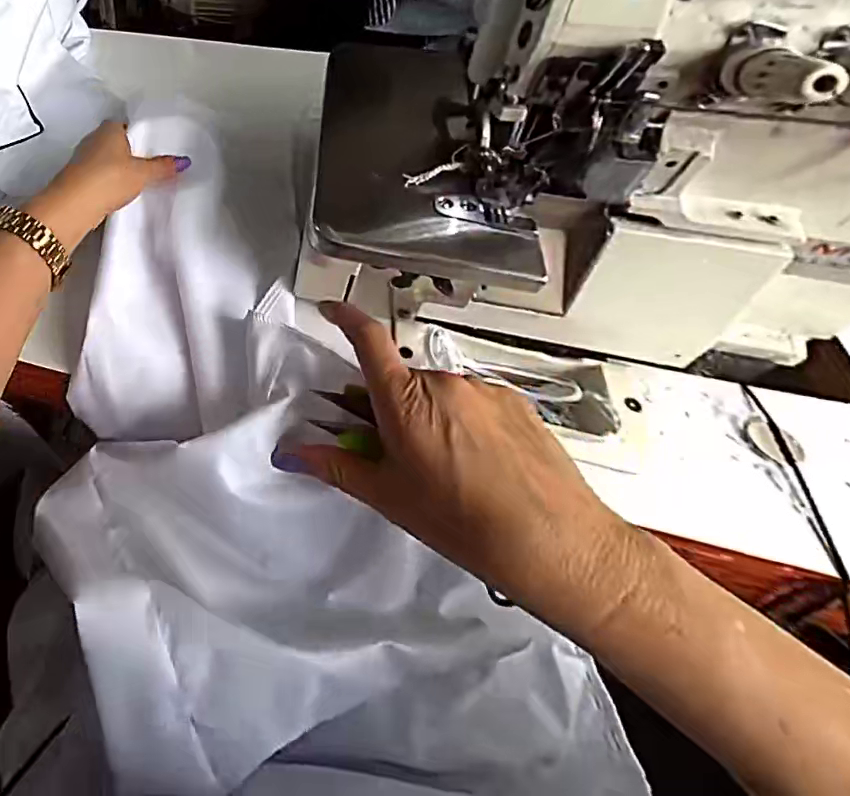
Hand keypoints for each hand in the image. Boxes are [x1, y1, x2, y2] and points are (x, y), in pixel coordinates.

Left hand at [23, 120, 186, 247]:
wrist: (74, 205)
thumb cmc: (105, 178)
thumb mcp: (143, 173)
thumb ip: (163, 167)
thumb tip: (180, 162)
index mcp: (109, 129)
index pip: (127, 125)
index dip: (140, 135)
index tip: (152, 146)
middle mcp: (92, 140)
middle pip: (116, 143)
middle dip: (130, 153)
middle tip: (148, 164)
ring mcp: (83, 160)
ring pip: (106, 160)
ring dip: (118, 169)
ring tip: (136, 182)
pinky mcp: (78, 179)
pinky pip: (99, 177)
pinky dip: (109, 183)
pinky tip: (119, 194)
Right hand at [287, 302, 645, 617]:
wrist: (552, 540)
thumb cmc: (466, 522)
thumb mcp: (390, 496)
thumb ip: (338, 465)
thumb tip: (296, 453)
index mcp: (405, 401)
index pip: (368, 340)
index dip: (345, 318)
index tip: (332, 309)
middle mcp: (443, 382)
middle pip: (403, 379)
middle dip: (392, 406)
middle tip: (398, 451)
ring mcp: (482, 389)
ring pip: (440, 392)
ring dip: (431, 416)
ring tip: (448, 466)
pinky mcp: (512, 399)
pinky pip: (474, 400)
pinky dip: (466, 421)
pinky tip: (480, 463)